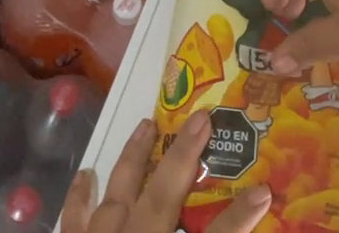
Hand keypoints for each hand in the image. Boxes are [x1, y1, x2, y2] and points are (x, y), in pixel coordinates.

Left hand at [61, 112, 270, 232]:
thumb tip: (248, 202)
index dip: (240, 215)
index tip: (264, 189)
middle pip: (160, 197)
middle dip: (182, 156)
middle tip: (201, 117)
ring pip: (115, 195)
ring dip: (133, 159)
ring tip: (146, 126)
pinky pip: (74, 221)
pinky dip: (79, 197)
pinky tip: (85, 174)